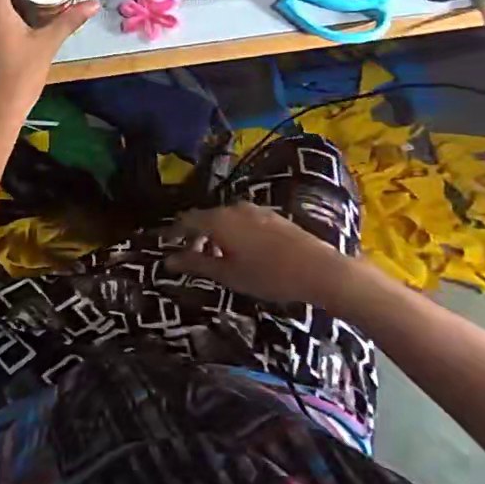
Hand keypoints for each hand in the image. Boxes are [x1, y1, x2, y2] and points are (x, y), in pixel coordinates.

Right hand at [165, 203, 365, 308]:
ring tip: (217, 260)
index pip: (186, 220)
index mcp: (218, 220)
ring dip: (216, 236)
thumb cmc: (268, 275)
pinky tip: (242, 254)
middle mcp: (234, 208)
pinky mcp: (273, 216)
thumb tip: (167, 260)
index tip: (166, 246)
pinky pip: (243, 221)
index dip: (174, 233)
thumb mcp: (228, 274)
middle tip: (192, 259)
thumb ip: (196, 264)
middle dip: (196, 237)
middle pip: (206, 218)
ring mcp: (256, 210)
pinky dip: (234, 234)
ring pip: (226, 219)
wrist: (318, 269)